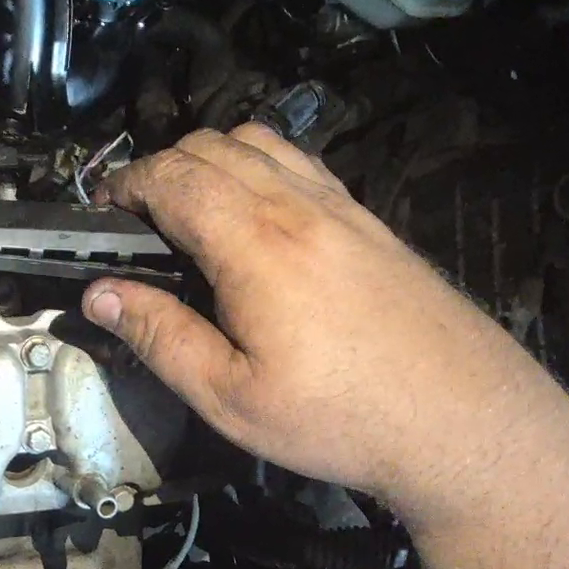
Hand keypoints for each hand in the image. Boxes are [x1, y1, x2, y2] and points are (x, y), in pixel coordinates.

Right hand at [81, 123, 568, 525]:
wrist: (470, 426)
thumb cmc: (338, 418)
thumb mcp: (228, 395)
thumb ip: (159, 335)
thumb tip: (97, 293)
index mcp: (256, 242)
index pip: (174, 177)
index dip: (127, 184)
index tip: (100, 213)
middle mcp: (298, 205)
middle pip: (211, 146)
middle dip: (157, 168)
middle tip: (132, 217)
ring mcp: (342, 206)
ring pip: (258, 142)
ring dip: (206, 159)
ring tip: (184, 208)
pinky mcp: (370, 221)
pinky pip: (299, 163)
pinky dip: (254, 165)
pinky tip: (250, 212)